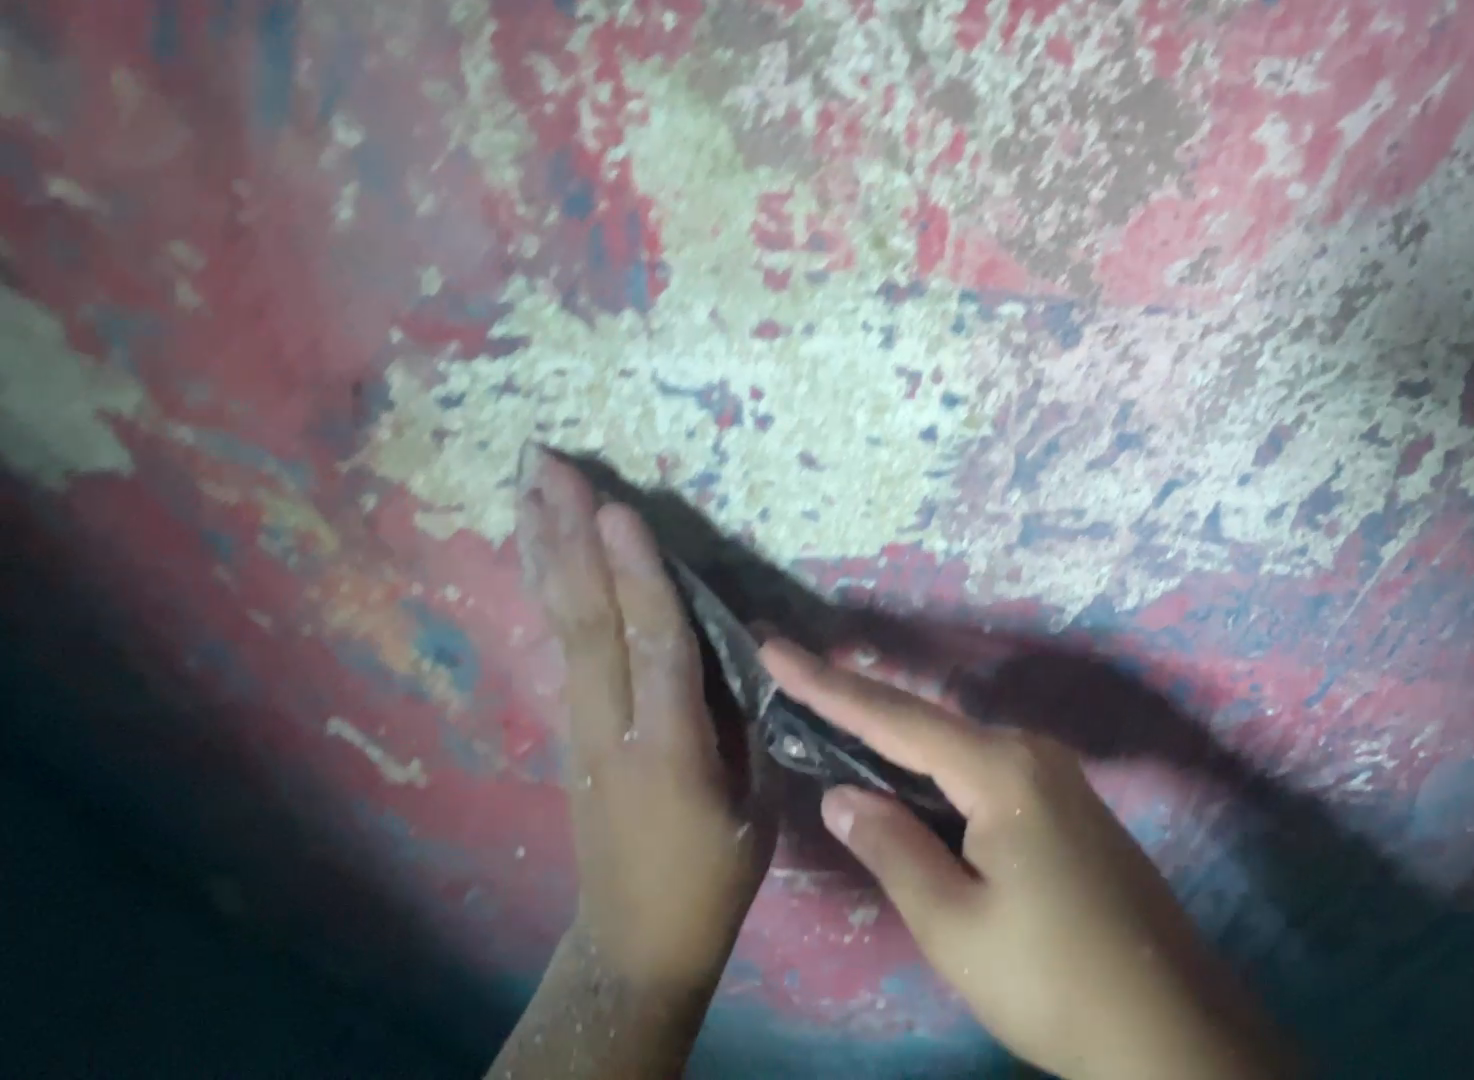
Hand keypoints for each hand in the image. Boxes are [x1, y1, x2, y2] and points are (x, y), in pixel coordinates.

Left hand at [488, 447, 771, 1079]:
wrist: (635, 938)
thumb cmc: (714, 871)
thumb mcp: (755, 803)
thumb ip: (748, 721)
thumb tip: (743, 650)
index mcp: (668, 748)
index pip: (656, 646)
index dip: (639, 577)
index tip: (618, 509)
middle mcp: (611, 726)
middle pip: (587, 620)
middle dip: (567, 539)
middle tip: (547, 465)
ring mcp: (581, 726)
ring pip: (561, 625)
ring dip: (546, 551)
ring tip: (531, 487)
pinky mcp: (571, 730)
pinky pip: (563, 645)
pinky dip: (551, 590)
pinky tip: (542, 554)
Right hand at [761, 640, 1298, 1079]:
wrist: (1169, 1023)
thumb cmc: (1050, 977)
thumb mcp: (954, 923)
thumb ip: (892, 847)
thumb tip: (844, 795)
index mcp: (1001, 769)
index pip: (895, 717)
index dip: (828, 684)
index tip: (775, 646)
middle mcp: (1032, 752)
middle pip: (928, 722)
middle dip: (859, 703)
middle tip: (794, 679)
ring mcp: (1057, 776)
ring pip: (957, 746)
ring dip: (896, 739)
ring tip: (832, 721)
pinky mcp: (1067, 804)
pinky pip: (985, 770)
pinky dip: (936, 769)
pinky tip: (906, 779)